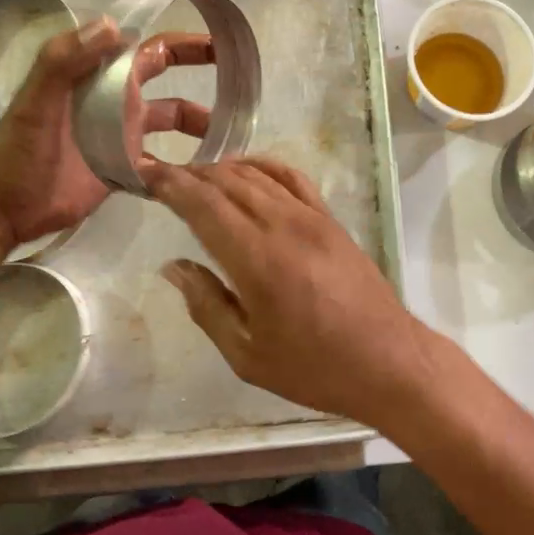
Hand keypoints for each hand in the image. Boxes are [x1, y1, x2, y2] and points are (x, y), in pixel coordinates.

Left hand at [0, 0, 216, 246]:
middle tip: (235, 53)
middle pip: (164, 58)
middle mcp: (114, 90)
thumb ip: (65, 60)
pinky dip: (188, 158)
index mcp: (97, 67)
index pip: (134, 18)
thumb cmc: (18, 150)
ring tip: (233, 119)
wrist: (4, 207)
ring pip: (174, 109)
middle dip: (197, 49)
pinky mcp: (126, 162)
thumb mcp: (35, 100)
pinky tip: (209, 165)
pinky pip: (167, 154)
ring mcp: (121, 126)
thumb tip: (113, 24)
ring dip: (202, 112)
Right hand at [146, 158, 443, 428]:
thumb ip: (207, 305)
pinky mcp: (330, 220)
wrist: (387, 360)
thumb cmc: (313, 368)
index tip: (146, 174)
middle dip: (191, 174)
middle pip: (228, 182)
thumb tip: (174, 266)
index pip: (205, 205)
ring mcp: (311, 217)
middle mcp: (283, 225)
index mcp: (257, 259)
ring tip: (195, 176)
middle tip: (162, 177)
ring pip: (258, 175)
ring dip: (223, 169)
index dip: (172, 186)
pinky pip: (292, 178)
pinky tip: (247, 171)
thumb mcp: (246, 354)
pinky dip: (264, 166)